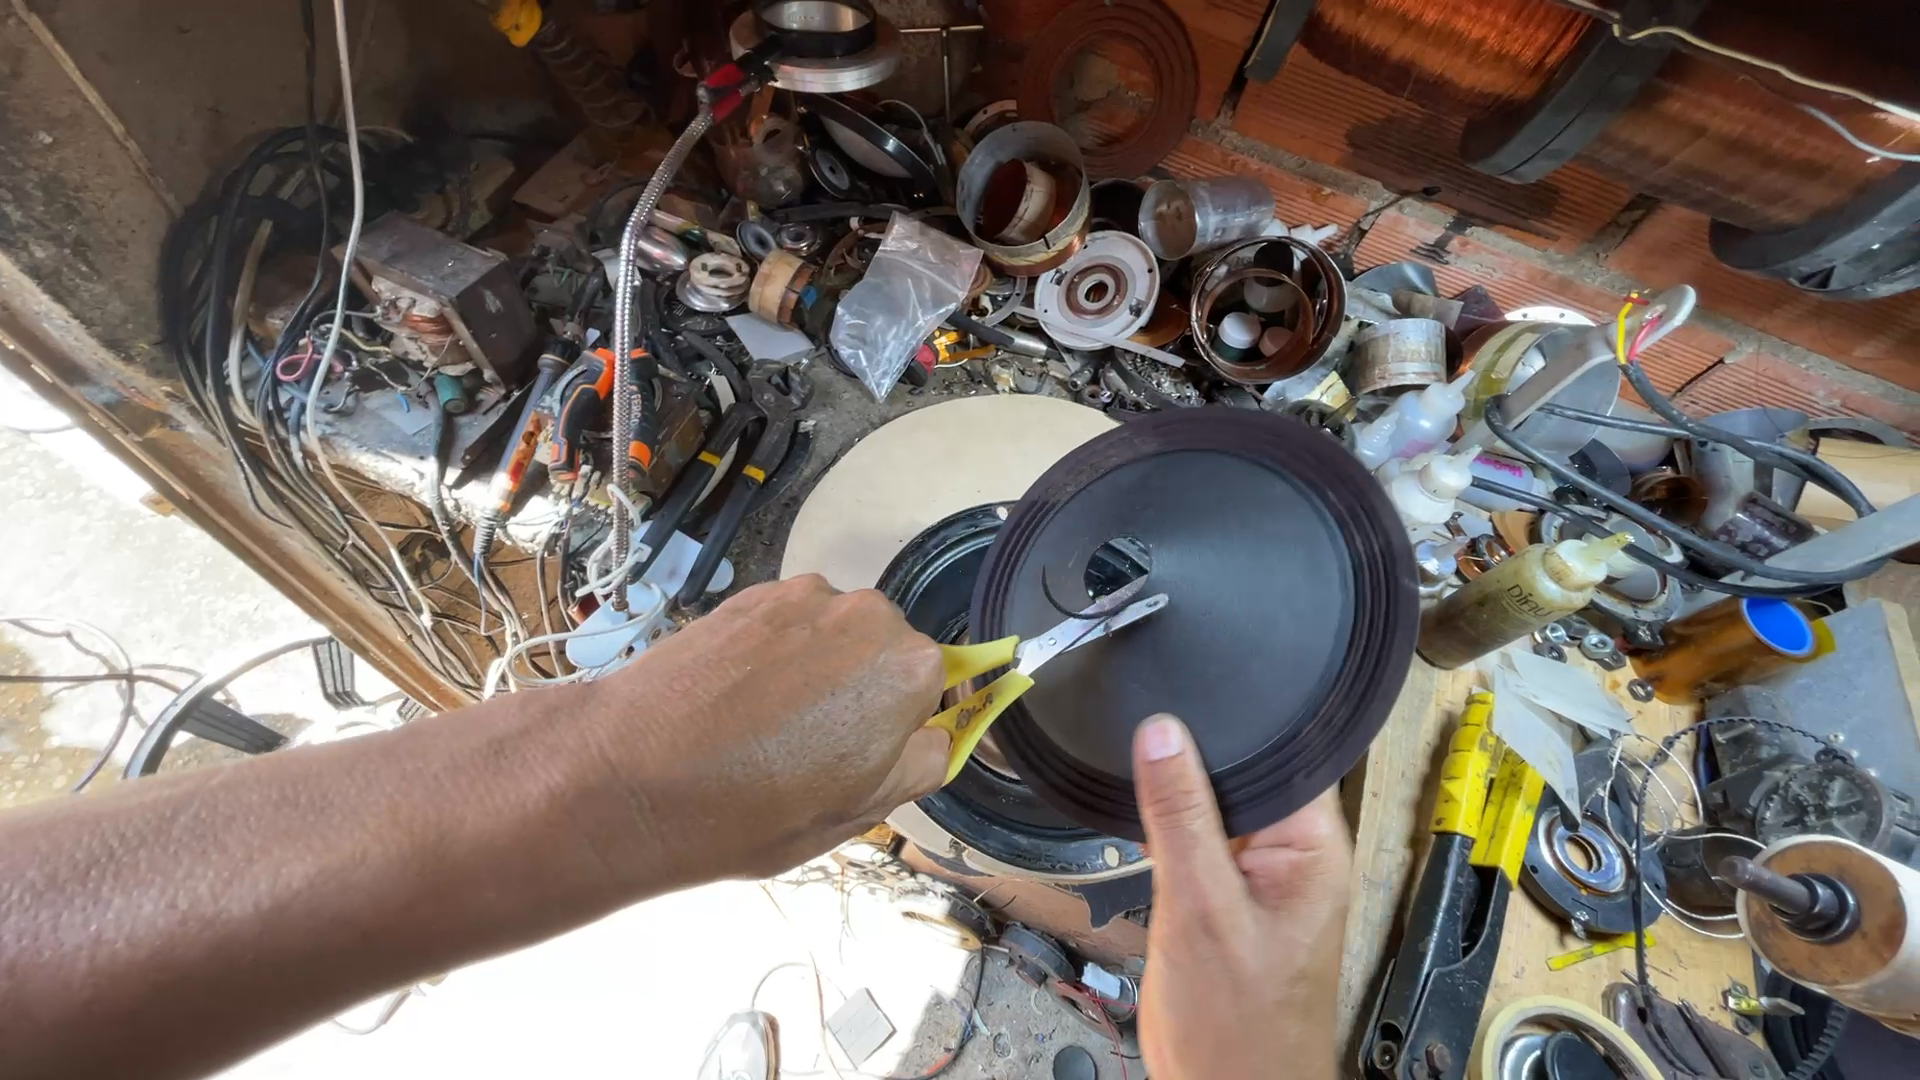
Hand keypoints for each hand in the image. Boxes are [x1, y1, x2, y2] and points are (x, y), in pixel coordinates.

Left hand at [568, 575, 948, 884]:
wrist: (628, 773)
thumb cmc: (755, 809)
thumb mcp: (860, 812)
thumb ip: (922, 761)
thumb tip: (934, 732)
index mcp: (910, 668)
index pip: (933, 691)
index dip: (898, 726)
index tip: (859, 753)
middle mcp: (869, 613)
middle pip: (886, 652)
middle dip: (862, 688)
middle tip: (809, 741)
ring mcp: (806, 594)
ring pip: (836, 633)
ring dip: (819, 664)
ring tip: (763, 716)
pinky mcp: (754, 590)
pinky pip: (791, 620)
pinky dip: (777, 648)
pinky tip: (735, 691)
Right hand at [1132, 714, 1351, 1079]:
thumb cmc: (1232, 1018)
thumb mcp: (1201, 907)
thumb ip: (1180, 816)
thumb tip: (1161, 731)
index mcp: (1310, 846)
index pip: (1282, 752)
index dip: (1240, 713)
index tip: (1189, 673)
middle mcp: (1288, 849)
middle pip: (1244, 770)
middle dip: (1197, 740)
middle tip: (1147, 693)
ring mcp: (1252, 868)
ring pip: (1214, 798)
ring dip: (1177, 777)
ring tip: (1133, 735)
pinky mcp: (1220, 887)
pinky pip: (1195, 829)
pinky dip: (1166, 812)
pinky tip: (1135, 791)